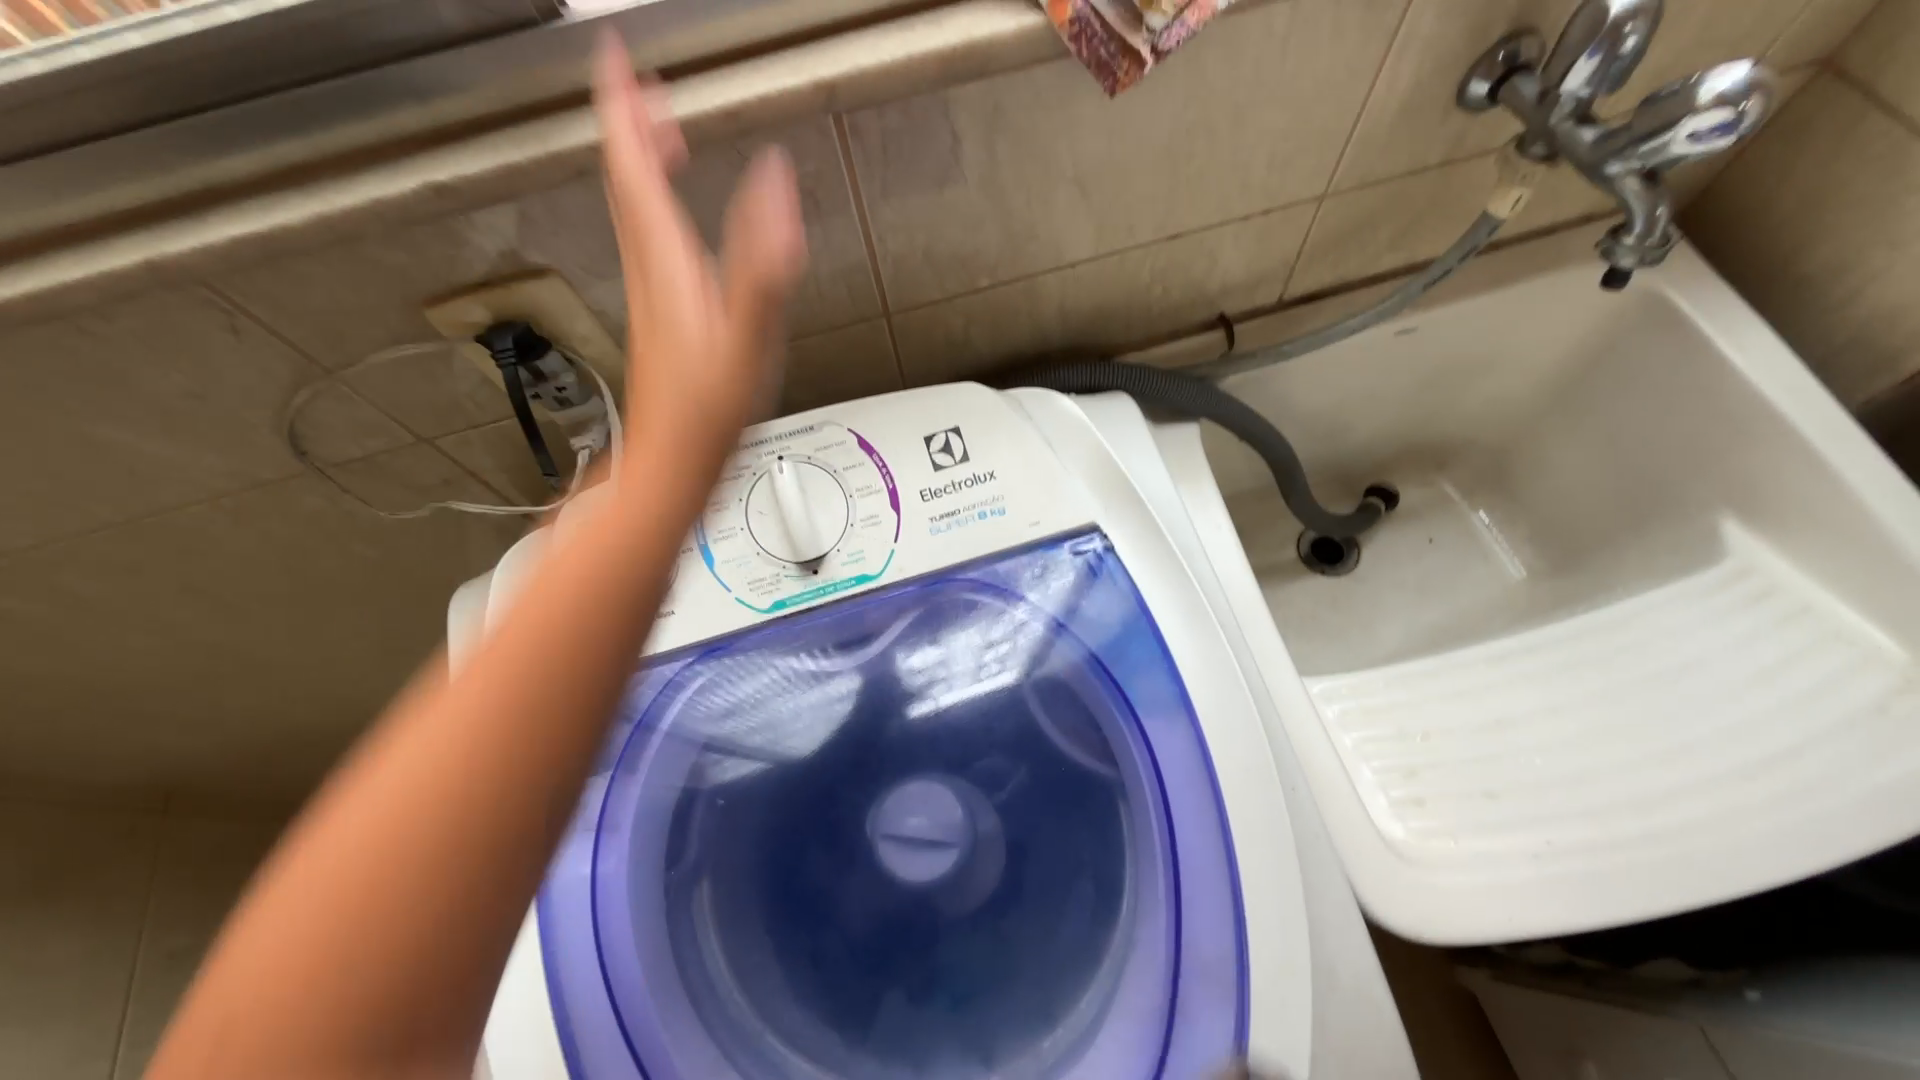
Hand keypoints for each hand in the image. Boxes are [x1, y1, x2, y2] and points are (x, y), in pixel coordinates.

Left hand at [592, 34, 807, 465]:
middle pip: (629, 180)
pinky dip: (655, 205)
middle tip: (643, 84)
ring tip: (660, 132)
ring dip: (642, 161)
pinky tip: (676, 218)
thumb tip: (774, 182)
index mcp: (666, 264)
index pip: (634, 166)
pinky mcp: (661, 314)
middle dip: (633, 123)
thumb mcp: (748, 337)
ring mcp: (652, 293)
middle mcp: (650, 271)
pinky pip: (649, 239)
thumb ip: (764, 259)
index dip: (625, 108)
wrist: (671, 464)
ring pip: (635, 209)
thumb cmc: (706, 412)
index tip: (616, 57)